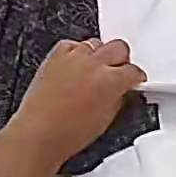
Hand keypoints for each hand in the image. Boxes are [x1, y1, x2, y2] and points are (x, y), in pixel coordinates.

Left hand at [0, 38, 146, 176]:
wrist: (39, 133)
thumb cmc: (69, 132)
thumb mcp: (108, 118)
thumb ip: (119, 97)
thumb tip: (120, 90)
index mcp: (113, 80)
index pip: (134, 71)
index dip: (136, 77)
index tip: (134, 80)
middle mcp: (95, 64)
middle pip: (119, 47)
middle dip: (122, 59)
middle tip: (119, 70)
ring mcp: (74, 58)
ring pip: (96, 43)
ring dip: (99, 54)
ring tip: (96, 68)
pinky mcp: (55, 57)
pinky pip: (70, 45)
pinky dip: (76, 52)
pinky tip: (76, 63)